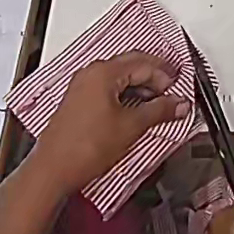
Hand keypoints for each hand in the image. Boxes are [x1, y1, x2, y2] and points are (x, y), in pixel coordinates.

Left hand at [24, 52, 192, 198]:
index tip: (179, 88)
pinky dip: (126, 95)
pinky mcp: (79, 101)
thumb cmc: (84, 147)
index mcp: (103, 72)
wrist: (53, 170)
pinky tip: (137, 110)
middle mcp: (90, 74)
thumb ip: (159, 110)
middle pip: (131, 65)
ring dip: (141, 86)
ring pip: (119, 77)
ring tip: (158, 103)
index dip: (165, 75)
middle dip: (154, 77)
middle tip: (173, 91)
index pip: (143, 63)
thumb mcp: (131, 126)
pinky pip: (108, 88)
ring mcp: (82, 86)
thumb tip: (179, 104)